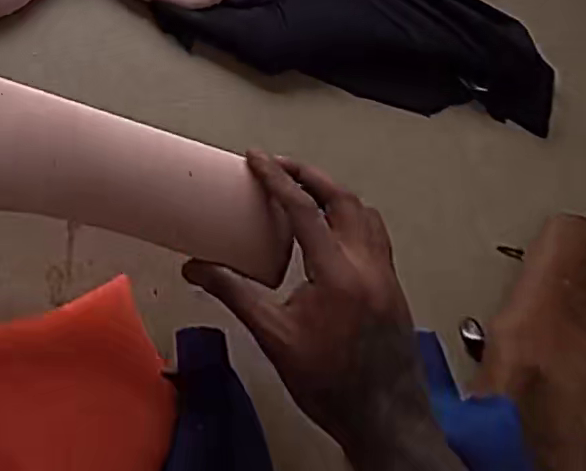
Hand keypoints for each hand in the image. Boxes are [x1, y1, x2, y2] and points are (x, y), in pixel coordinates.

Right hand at [183, 153, 454, 468]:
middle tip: (278, 164)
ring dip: (333, 192)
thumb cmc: (330, 384)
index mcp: (339, 275)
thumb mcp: (273, 337)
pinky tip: (327, 227)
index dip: (276, 177)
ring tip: (302, 186)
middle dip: (309, 174)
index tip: (255, 157)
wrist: (389, 428)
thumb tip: (192, 267)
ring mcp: (387, 279)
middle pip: (344, 200)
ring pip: (366, 215)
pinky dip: (349, 215)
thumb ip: (233, 293)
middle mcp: (369, 269)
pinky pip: (374, 235)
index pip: (305, 208)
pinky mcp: (393, 291)